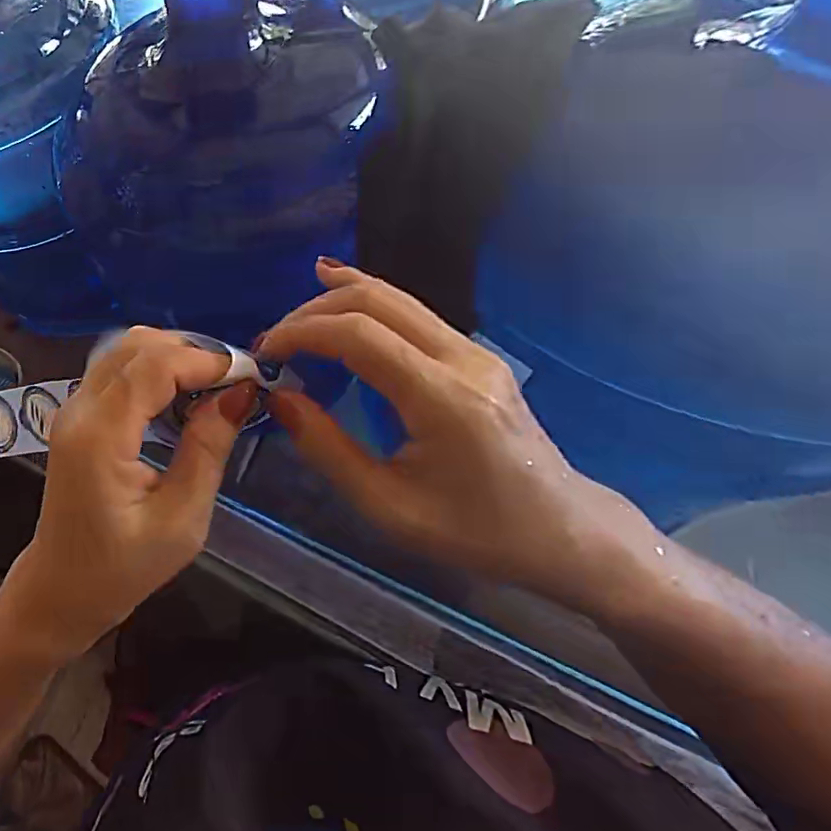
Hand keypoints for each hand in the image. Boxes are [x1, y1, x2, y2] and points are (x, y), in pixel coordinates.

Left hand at [0, 327, 258, 660]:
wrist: (61, 589)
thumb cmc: (122, 569)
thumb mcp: (181, 520)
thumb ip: (207, 448)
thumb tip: (240, 392)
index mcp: (100, 436)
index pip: (155, 366)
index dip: (207, 360)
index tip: (250, 376)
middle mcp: (79, 409)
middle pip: (138, 345)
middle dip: (193, 352)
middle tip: (237, 381)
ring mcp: (74, 407)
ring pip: (127, 349)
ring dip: (175, 356)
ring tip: (216, 386)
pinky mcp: (78, 413)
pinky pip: (119, 368)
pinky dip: (157, 368)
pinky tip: (185, 395)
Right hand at [257, 261, 660, 609]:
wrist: (564, 532)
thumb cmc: (477, 533)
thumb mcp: (390, 508)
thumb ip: (328, 450)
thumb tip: (280, 399)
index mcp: (443, 399)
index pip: (360, 336)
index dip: (303, 333)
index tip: (265, 353)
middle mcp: (462, 359)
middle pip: (377, 301)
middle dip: (314, 311)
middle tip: (274, 341)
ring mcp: (475, 351)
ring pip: (397, 298)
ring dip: (338, 301)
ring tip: (293, 318)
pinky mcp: (476, 355)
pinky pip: (412, 313)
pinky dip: (367, 304)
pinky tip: (340, 297)